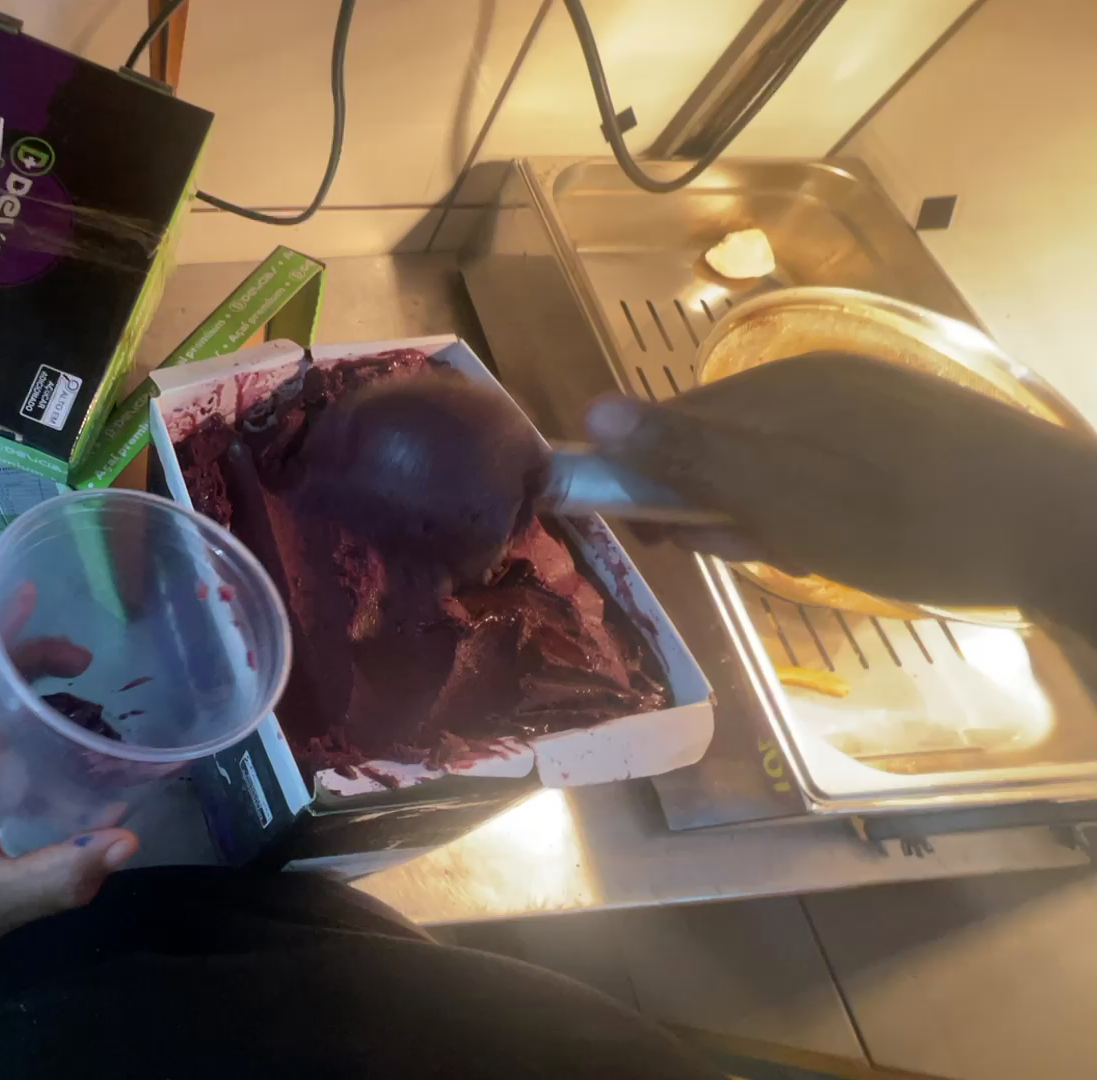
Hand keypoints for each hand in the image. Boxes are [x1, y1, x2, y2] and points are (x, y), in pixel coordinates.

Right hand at [582, 352, 1096, 619]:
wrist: (1082, 536)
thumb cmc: (904, 521)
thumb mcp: (772, 493)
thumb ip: (679, 451)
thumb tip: (590, 408)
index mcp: (776, 389)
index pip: (667, 424)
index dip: (643, 477)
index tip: (651, 532)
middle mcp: (813, 384)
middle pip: (713, 442)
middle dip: (699, 499)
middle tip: (721, 549)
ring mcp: (863, 406)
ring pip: (763, 460)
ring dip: (747, 510)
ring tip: (779, 551)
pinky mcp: (902, 435)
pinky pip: (814, 467)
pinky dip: (798, 506)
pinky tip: (818, 538)